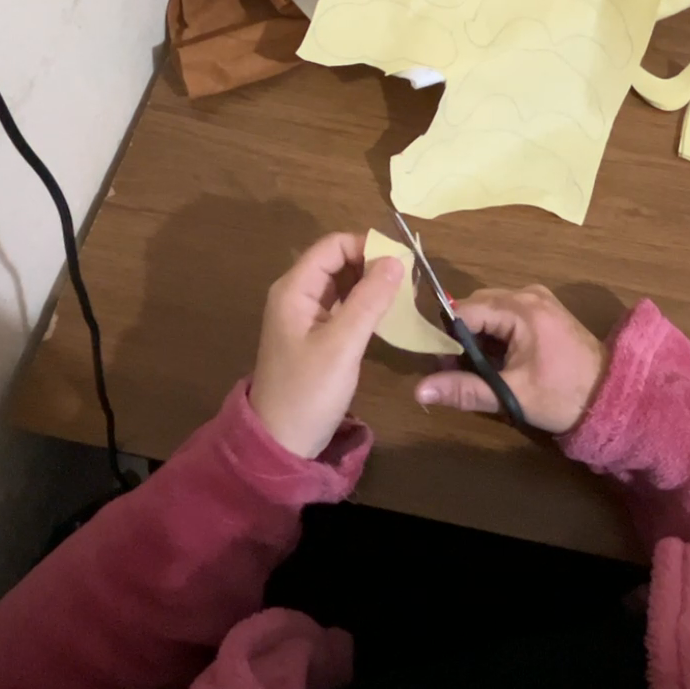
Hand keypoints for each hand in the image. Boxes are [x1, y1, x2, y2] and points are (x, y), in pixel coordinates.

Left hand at [249, 232, 403, 458]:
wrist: (281, 443)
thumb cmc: (308, 391)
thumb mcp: (342, 344)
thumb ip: (369, 300)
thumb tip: (396, 260)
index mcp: (295, 289)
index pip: (333, 246)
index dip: (366, 246)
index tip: (402, 260)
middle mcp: (297, 294)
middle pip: (337, 261)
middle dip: (372, 263)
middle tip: (409, 279)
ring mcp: (305, 315)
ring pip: (342, 283)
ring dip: (370, 283)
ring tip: (404, 294)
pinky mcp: (315, 334)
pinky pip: (342, 305)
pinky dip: (364, 303)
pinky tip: (387, 313)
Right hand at [413, 286, 606, 434]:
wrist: (613, 397)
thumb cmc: (563, 396)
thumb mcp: (511, 395)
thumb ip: (465, 389)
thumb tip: (419, 390)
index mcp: (520, 309)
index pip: (464, 311)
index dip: (445, 337)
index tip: (438, 365)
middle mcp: (526, 294)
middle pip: (475, 306)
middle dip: (460, 337)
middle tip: (455, 370)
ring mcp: (536, 298)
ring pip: (488, 309)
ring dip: (477, 336)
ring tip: (476, 368)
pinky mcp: (542, 308)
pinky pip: (504, 312)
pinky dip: (493, 333)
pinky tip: (496, 360)